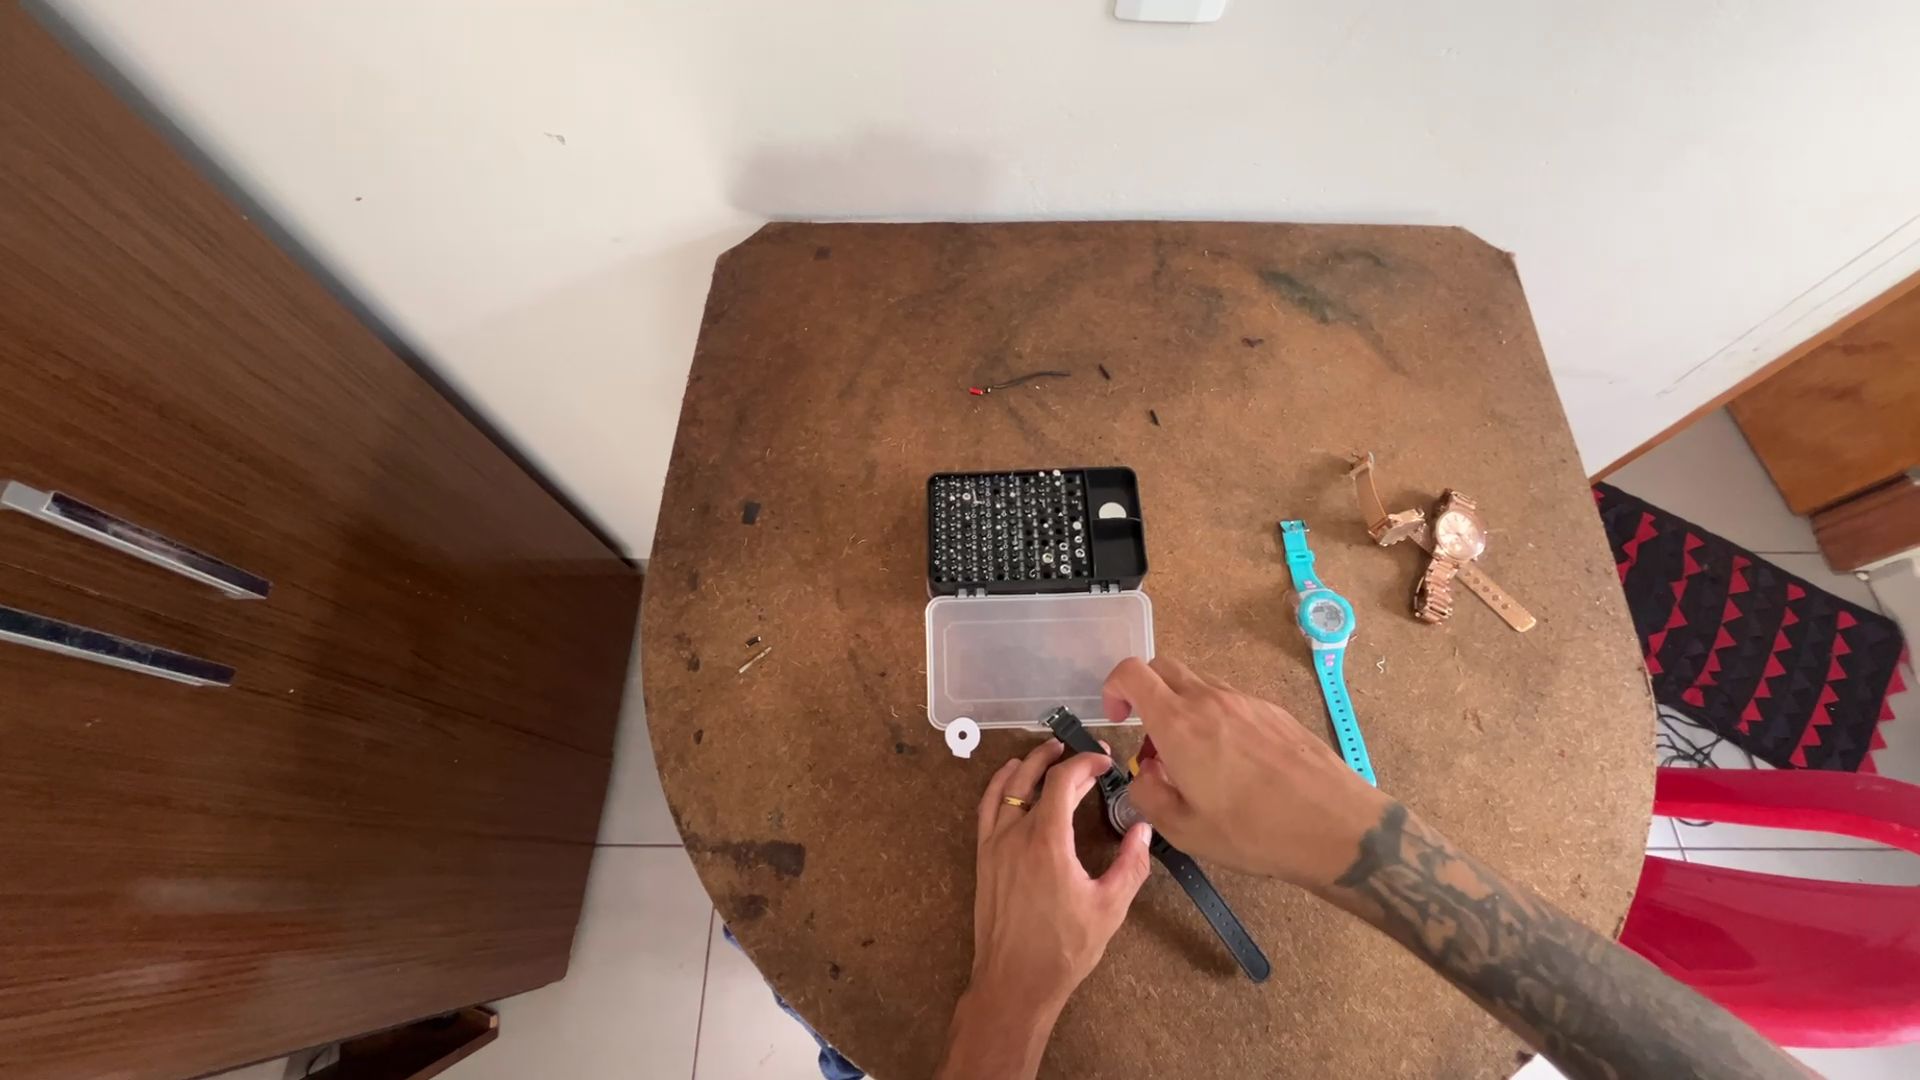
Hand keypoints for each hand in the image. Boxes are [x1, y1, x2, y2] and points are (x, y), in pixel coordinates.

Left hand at [968, 738, 1152, 1011]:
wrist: (1014, 982)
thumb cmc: (1064, 949)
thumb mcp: (1109, 908)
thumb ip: (1131, 864)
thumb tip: (1143, 830)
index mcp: (1047, 840)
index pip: (1063, 780)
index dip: (1084, 762)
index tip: (1104, 761)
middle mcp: (1016, 832)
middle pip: (1035, 777)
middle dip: (1062, 758)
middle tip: (1084, 754)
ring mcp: (994, 842)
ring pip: (1007, 785)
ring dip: (1030, 764)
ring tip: (1050, 752)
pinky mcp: (983, 855)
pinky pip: (987, 806)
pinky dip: (999, 784)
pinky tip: (1010, 777)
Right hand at [1101, 655, 1389, 889]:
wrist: (1337, 827)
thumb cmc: (1255, 832)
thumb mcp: (1185, 831)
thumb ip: (1148, 796)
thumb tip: (1145, 774)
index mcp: (1179, 723)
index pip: (1131, 672)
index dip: (1113, 688)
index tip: (1118, 719)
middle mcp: (1208, 699)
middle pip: (1162, 667)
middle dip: (1144, 692)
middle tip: (1151, 738)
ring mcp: (1244, 700)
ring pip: (1197, 682)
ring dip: (1180, 706)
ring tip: (1193, 756)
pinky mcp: (1272, 711)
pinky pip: (1229, 699)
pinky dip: (1213, 716)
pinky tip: (1233, 762)